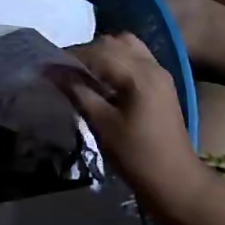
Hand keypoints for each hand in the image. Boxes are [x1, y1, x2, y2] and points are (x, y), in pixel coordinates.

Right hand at [61, 34, 209, 219]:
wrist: (176, 182)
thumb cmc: (137, 156)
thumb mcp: (102, 125)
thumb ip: (77, 91)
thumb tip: (51, 71)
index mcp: (139, 74)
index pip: (99, 51)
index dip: (71, 56)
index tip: (48, 66)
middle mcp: (152, 66)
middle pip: (114, 43)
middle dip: (86, 52)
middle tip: (64, 70)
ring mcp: (160, 73)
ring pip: (127, 46)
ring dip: (103, 53)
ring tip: (83, 73)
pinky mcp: (161, 84)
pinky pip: (136, 59)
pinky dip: (117, 61)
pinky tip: (103, 80)